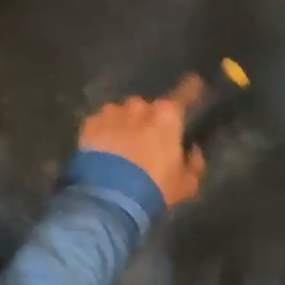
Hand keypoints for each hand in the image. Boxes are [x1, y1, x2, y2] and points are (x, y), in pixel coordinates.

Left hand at [78, 75, 207, 206]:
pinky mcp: (89, 125)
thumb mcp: (186, 184)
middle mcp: (139, 106)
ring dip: (125, 126)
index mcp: (168, 115)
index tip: (195, 85)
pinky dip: (104, 134)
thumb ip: (195, 163)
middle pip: (150, 107)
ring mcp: (111, 113)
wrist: (108, 200)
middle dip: (150, 121)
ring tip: (122, 150)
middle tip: (148, 143)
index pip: (186, 92)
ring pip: (123, 114)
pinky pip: (102, 125)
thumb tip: (193, 150)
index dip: (192, 89)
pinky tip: (104, 153)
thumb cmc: (154, 188)